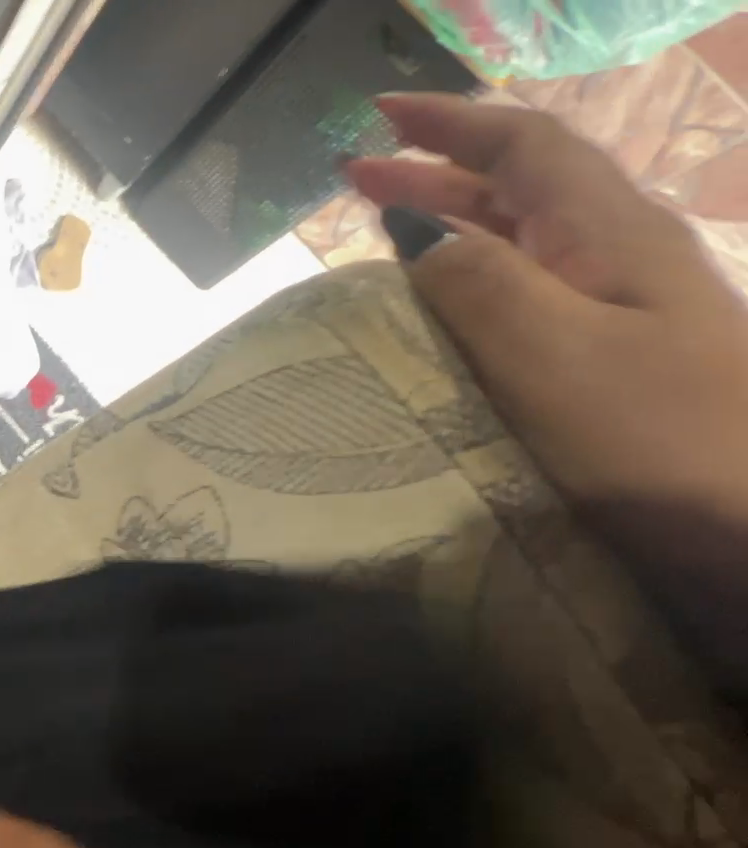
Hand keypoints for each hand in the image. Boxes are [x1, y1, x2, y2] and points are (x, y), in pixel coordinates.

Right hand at [343, 94, 747, 520]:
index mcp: (607, 237)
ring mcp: (608, 307)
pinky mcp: (593, 354)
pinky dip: (457, 277)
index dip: (452, 122)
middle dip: (432, 168)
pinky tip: (425, 302)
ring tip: (375, 227)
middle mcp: (611, 257)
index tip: (378, 114)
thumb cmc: (651, 434)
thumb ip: (479, 282)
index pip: (524, 149)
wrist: (738, 521)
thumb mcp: (553, 352)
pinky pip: (513, 291)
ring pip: (512, 238)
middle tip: (351, 176)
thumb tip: (412, 233)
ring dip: (442, 219)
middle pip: (515, 187)